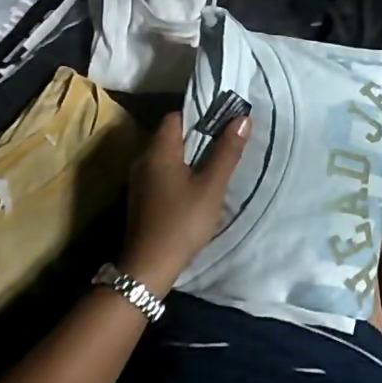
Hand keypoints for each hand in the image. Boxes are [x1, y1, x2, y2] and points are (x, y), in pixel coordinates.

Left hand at [120, 112, 248, 294]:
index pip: (176, 117)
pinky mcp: (142, 198)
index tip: (223, 122)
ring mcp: (140, 180)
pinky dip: (180, 173)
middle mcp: (144, 159)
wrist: (148, 267)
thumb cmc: (182, 222)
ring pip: (168, 156)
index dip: (199, 115)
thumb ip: (227, 151)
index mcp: (159, 150)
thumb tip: (242, 118)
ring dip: (190, 156)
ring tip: (215, 165)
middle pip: (171, 136)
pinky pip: (163, 173)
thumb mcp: (212, 186)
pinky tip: (196, 187)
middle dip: (198, 136)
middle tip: (225, 143)